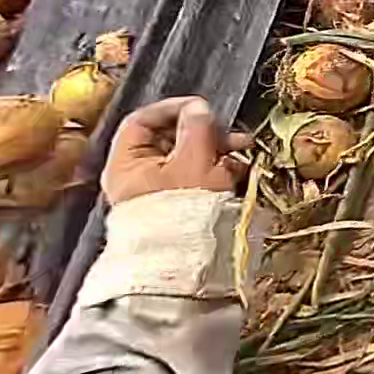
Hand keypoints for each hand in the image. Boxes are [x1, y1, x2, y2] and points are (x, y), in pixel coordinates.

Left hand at [100, 96, 251, 203]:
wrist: (185, 266)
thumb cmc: (182, 207)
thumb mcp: (194, 158)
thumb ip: (197, 126)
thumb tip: (198, 108)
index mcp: (128, 162)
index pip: (142, 120)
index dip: (172, 108)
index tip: (201, 107)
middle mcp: (139, 175)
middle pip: (170, 137)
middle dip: (206, 130)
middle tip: (230, 133)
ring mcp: (160, 191)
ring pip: (190, 155)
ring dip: (219, 148)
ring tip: (245, 149)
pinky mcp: (180, 204)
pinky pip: (199, 176)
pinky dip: (220, 168)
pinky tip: (241, 168)